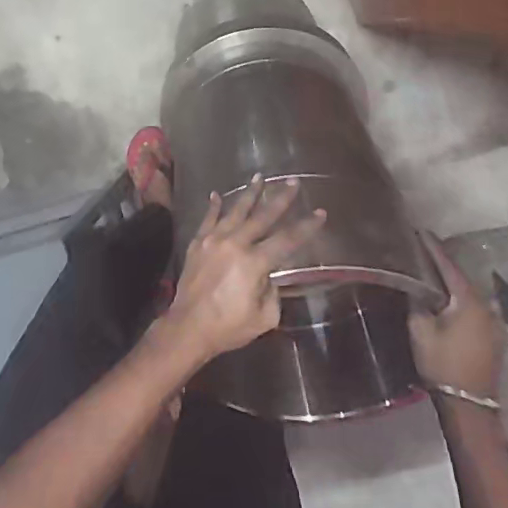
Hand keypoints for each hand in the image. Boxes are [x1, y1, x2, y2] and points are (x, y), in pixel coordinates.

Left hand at [152, 176, 326, 367]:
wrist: (187, 329)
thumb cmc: (228, 327)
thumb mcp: (264, 317)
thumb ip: (272, 292)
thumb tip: (267, 276)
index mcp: (254, 263)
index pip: (287, 240)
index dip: (306, 226)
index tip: (320, 212)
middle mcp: (235, 244)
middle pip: (263, 216)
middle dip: (280, 198)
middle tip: (293, 181)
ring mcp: (213, 241)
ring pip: (235, 211)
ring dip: (250, 194)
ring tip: (259, 177)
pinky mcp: (197, 245)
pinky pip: (208, 220)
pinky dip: (214, 207)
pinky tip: (217, 195)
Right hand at [409, 234, 505, 400]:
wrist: (469, 405)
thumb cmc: (443, 365)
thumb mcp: (421, 332)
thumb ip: (417, 306)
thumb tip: (415, 291)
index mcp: (468, 300)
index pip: (448, 266)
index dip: (433, 248)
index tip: (421, 232)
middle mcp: (486, 305)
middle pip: (461, 278)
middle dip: (443, 265)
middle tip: (424, 252)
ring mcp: (493, 322)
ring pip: (469, 294)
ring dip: (452, 285)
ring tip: (433, 275)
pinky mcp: (492, 337)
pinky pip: (474, 309)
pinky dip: (460, 301)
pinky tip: (448, 303)